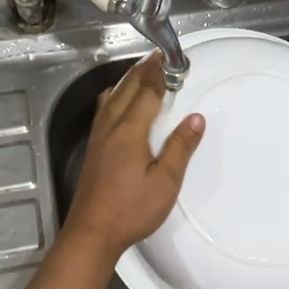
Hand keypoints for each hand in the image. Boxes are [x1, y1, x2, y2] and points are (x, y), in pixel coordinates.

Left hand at [65, 53, 204, 259]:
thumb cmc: (132, 209)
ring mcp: (98, 135)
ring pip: (113, 96)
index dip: (160, 74)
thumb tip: (196, 118)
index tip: (171, 59)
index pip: (147, 92)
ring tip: (142, 70)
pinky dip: (116, 93)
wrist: (92, 232)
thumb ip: (181, 147)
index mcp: (130, 130)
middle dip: (144, 70)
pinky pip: (105, 107)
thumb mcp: (166, 182)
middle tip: (159, 56)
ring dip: (128, 79)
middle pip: (127, 88)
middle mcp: (111, 126)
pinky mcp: (93, 146)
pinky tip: (118, 99)